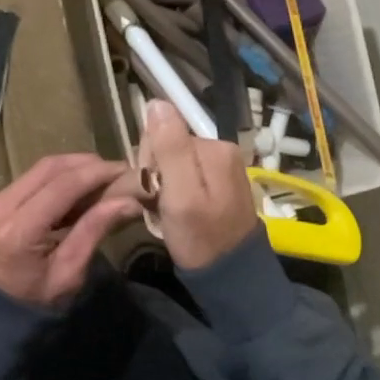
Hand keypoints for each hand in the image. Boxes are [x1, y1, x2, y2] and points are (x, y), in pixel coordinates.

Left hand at [0, 154, 143, 306]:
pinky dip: (56, 179)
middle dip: (86, 164)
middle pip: (48, 168)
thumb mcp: (68, 274)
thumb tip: (128, 200)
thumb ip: (93, 231)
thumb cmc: (33, 302)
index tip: (126, 170)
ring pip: (38, 170)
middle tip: (117, 172)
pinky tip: (78, 189)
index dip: (96, 173)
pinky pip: (29, 180)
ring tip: (102, 179)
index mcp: (17, 232)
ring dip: (72, 168)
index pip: (61, 186)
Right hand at [141, 100, 257, 268]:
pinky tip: (176, 216)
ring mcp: (221, 169)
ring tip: (168, 215)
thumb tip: (157, 102)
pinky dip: (173, 197)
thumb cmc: (201, 238)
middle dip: (155, 178)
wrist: (231, 277)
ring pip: (170, 166)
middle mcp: (220, 150)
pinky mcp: (218, 187)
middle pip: (166, 149)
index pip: (159, 137)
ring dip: (161, 190)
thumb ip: (170, 148)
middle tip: (161, 207)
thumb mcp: (181, 194)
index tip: (154, 194)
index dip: (148, 166)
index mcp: (213, 147)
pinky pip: (182, 180)